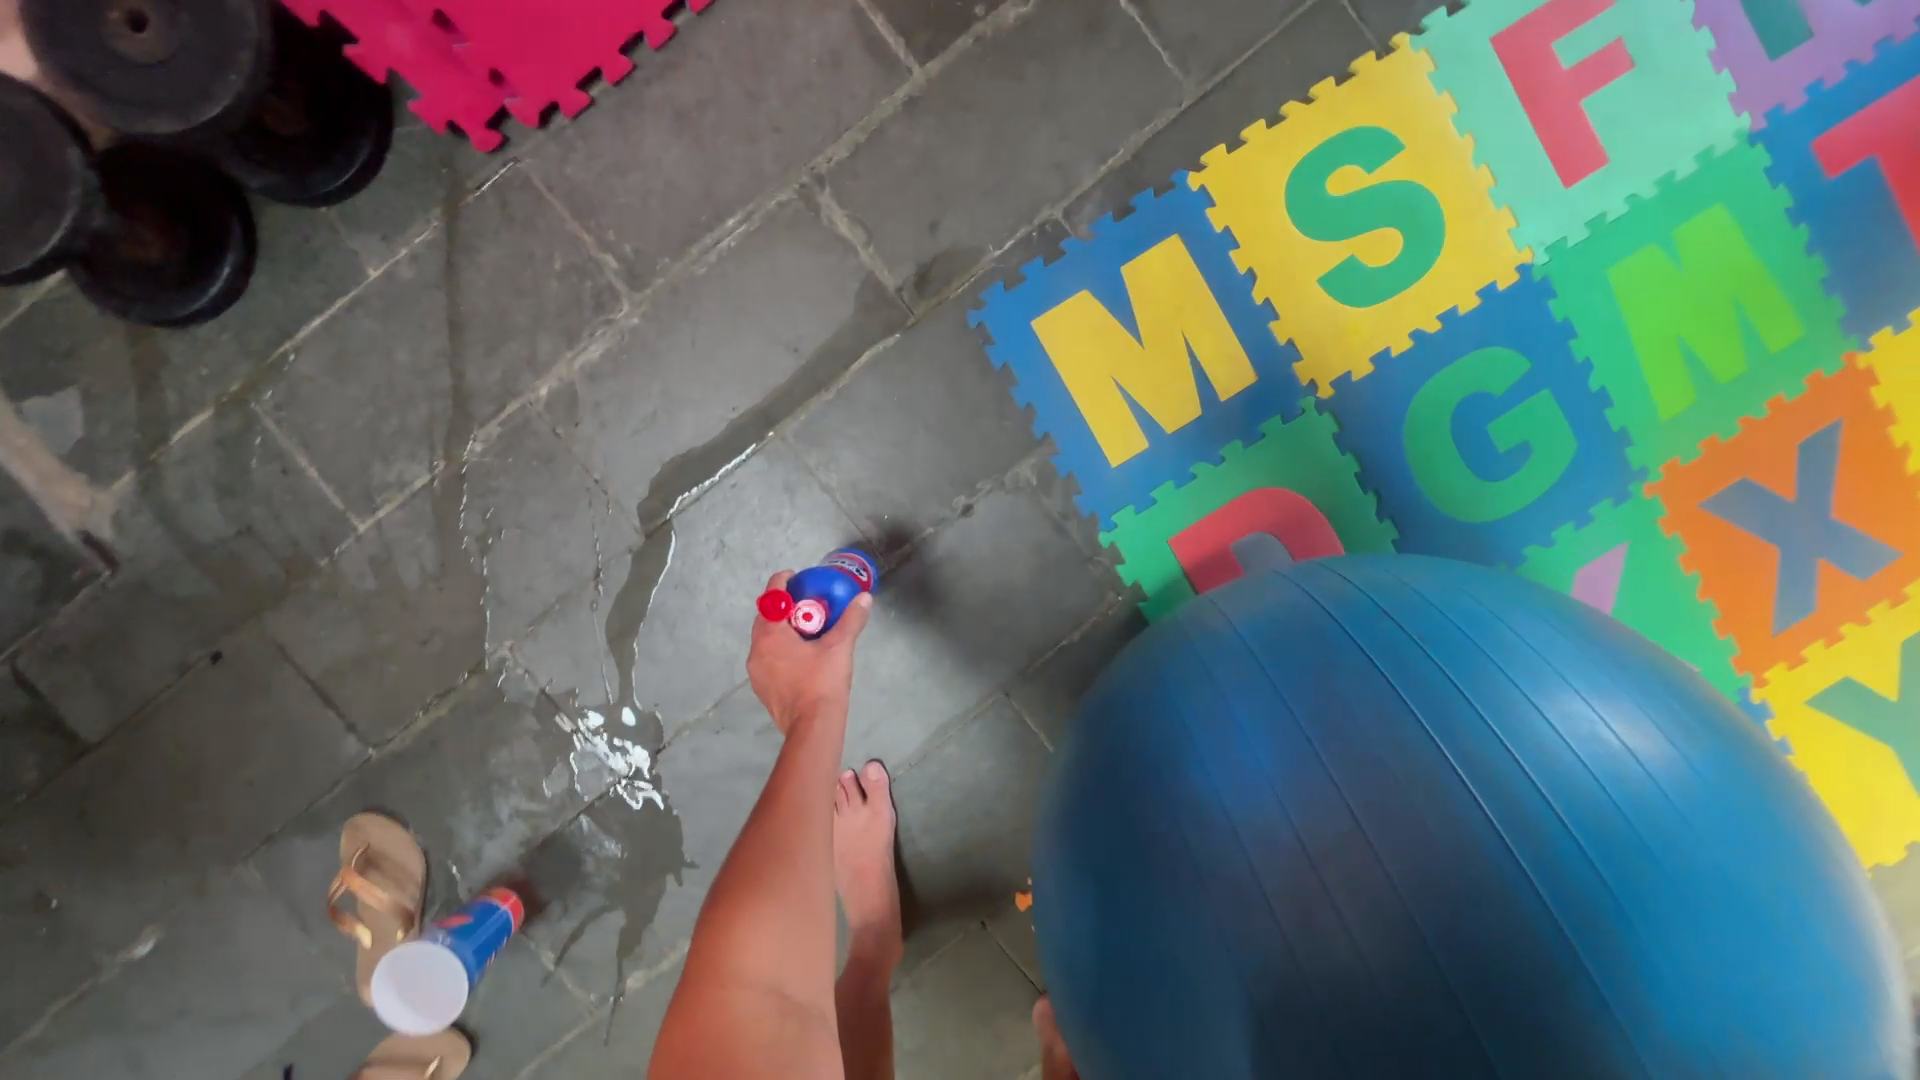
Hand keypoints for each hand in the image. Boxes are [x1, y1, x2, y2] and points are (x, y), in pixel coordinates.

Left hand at [747, 571, 873, 734]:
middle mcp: (756, 650)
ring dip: (781, 630)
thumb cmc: (822, 682)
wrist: (812, 727)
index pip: (770, 598)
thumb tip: (864, 598)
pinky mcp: (762, 688)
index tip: (794, 576)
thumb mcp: (840, 647)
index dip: (781, 583)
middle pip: (765, 619)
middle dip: (782, 607)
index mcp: (770, 635)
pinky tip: (800, 656)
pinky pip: (768, 658)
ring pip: (765, 641)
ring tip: (804, 629)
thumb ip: (851, 620)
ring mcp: (756, 672)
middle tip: (805, 604)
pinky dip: (780, 650)